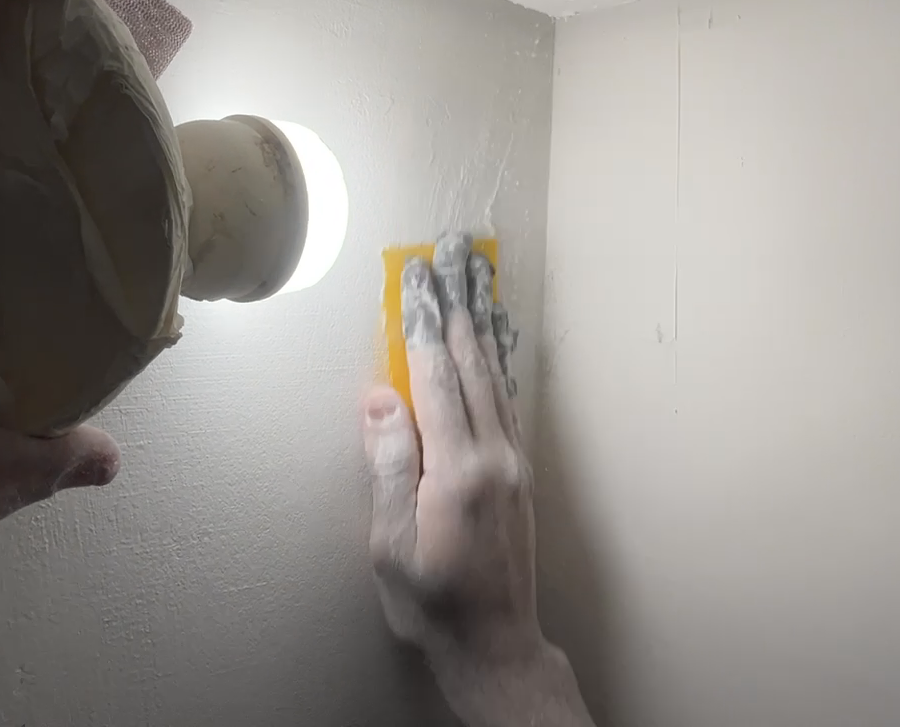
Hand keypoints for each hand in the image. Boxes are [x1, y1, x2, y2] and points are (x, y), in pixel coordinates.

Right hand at [362, 233, 592, 726]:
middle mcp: (494, 452)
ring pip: (495, 374)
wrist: (497, 643)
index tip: (417, 278)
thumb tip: (380, 397)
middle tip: (453, 255)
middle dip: (459, 304)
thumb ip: (389, 466)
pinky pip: (507, 398)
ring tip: (476, 280)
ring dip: (482, 323)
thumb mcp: (391, 544)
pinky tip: (493, 341)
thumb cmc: (433, 600)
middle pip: (472, 362)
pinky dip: (498, 360)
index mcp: (458, 468)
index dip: (425, 323)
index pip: (435, 376)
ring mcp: (513, 458)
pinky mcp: (519, 468)